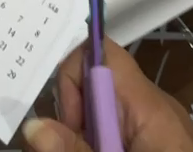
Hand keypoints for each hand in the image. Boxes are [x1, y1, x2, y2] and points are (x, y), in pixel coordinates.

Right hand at [20, 38, 192, 151]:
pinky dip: (103, 143)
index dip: (72, 73)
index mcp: (148, 104)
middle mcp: (155, 106)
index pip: (101, 51)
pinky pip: (121, 130)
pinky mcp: (160, 144)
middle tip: (64, 151)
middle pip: (96, 85)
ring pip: (105, 112)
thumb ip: (77, 150)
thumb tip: (31, 126)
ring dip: (85, 137)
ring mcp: (160, 127)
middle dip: (72, 117)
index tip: (66, 122)